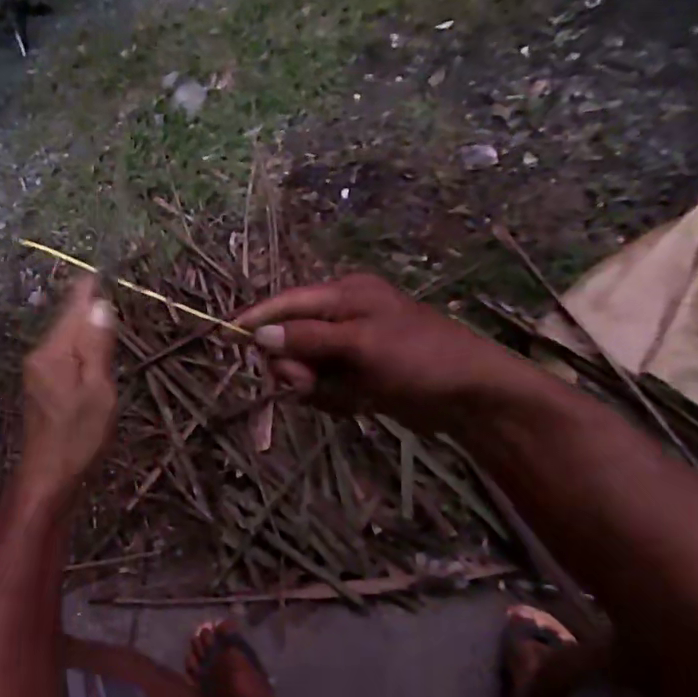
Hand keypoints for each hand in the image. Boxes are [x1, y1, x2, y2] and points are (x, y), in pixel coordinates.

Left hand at [17, 275, 118, 492]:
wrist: (47, 477)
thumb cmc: (79, 436)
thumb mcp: (98, 390)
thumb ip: (98, 346)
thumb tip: (100, 305)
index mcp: (54, 352)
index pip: (72, 310)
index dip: (88, 290)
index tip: (100, 270)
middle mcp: (40, 356)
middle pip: (66, 322)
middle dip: (85, 306)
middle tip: (105, 286)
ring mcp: (37, 373)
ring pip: (64, 339)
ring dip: (82, 326)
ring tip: (102, 312)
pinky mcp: (40, 388)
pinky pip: (62, 355)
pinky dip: (78, 346)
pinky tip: (90, 349)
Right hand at [237, 273, 527, 428]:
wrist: (472, 397)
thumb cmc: (420, 358)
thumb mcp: (361, 344)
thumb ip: (308, 338)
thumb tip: (258, 335)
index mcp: (344, 294)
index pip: (286, 302)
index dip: (256, 319)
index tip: (225, 335)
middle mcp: (342, 316)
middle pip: (290, 339)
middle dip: (293, 365)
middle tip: (307, 384)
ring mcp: (350, 348)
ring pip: (304, 368)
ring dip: (316, 387)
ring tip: (346, 394)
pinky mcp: (357, 374)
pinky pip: (325, 387)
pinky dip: (333, 399)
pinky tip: (358, 402)